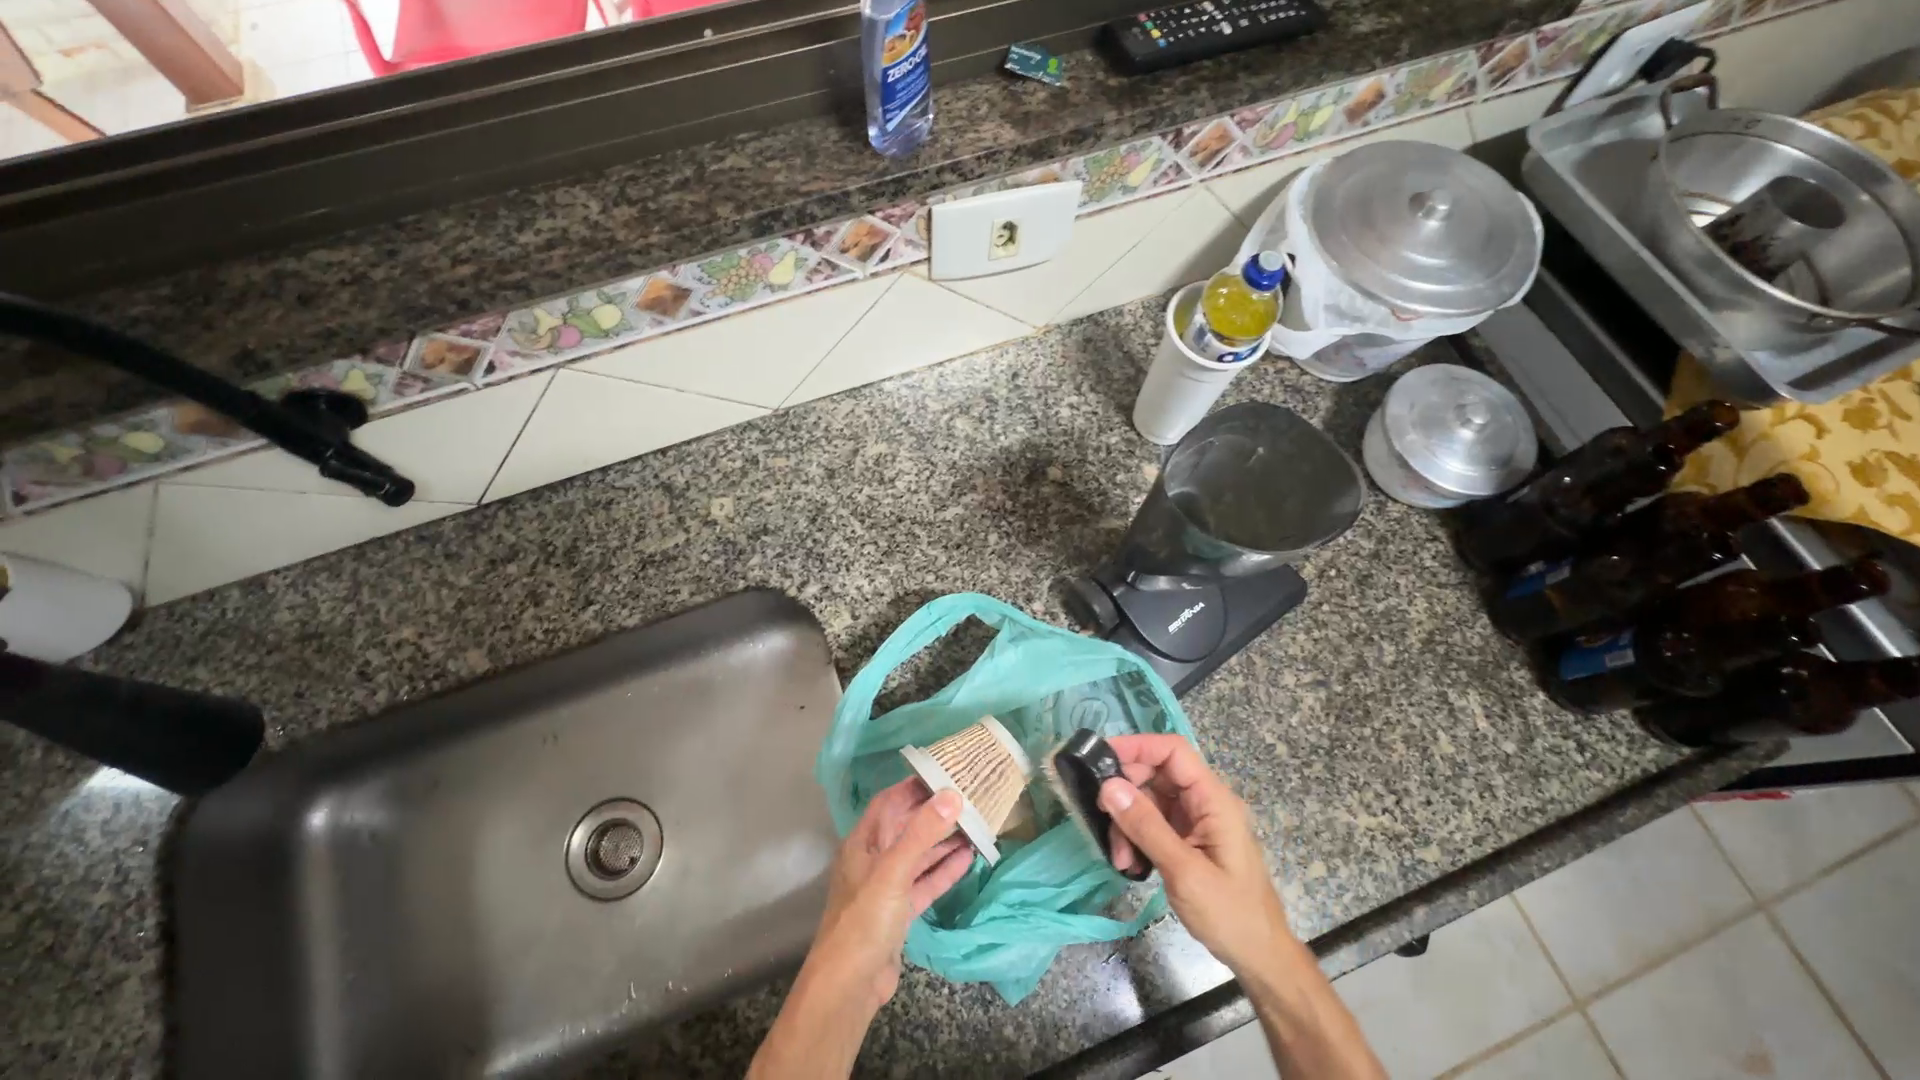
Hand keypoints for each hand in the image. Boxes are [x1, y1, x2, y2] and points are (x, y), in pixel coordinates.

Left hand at [803, 778, 973, 1010]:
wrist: (850, 985)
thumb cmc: (864, 921)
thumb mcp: (893, 872)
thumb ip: (922, 833)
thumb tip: (951, 795)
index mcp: (862, 844)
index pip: (889, 802)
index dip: (913, 786)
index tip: (945, 773)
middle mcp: (873, 860)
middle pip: (906, 827)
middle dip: (934, 813)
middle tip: (969, 797)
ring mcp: (887, 887)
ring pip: (918, 855)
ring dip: (943, 840)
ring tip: (976, 824)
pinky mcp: (900, 912)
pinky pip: (925, 882)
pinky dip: (944, 870)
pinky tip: (968, 859)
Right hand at [1099, 734, 1294, 976]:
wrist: (1259, 955)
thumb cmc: (1229, 913)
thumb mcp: (1184, 871)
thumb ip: (1146, 826)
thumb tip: (1110, 786)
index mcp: (1214, 800)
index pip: (1173, 752)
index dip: (1138, 746)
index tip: (1100, 757)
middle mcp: (1205, 803)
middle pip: (1157, 775)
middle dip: (1126, 794)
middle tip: (1101, 817)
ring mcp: (1197, 822)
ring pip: (1150, 802)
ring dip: (1128, 824)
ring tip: (1120, 858)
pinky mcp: (1188, 841)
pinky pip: (1154, 825)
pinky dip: (1137, 839)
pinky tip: (1131, 865)